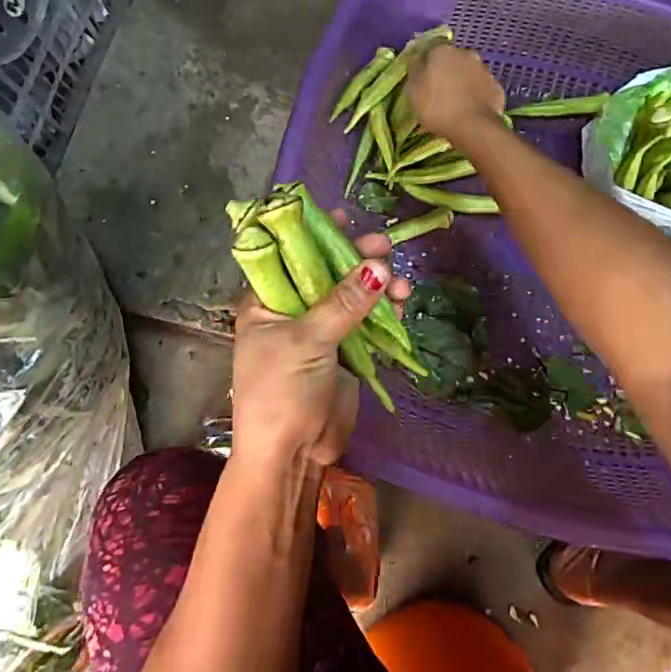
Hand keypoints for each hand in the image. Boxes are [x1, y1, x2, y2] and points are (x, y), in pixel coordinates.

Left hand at [230, 226, 410, 473]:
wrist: (292, 454)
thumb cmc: (280, 392)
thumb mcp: (307, 341)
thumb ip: (343, 303)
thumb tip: (379, 266)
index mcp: (267, 303)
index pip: (290, 257)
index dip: (315, 236)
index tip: (344, 217)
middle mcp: (294, 312)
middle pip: (328, 273)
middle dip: (355, 259)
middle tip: (384, 247)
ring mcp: (322, 332)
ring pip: (353, 297)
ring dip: (377, 287)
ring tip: (401, 285)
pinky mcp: (346, 352)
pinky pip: (368, 322)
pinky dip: (386, 311)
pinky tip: (403, 303)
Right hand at [406, 43, 505, 142]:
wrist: (473, 128)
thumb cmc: (437, 107)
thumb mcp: (413, 91)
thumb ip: (415, 71)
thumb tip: (418, 61)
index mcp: (443, 51)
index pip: (432, 50)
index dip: (428, 64)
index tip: (424, 79)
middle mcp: (467, 54)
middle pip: (454, 60)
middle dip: (448, 71)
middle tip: (441, 91)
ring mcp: (485, 71)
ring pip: (470, 73)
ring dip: (464, 82)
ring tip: (457, 103)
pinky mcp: (497, 88)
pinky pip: (483, 89)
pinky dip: (477, 95)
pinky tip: (472, 109)